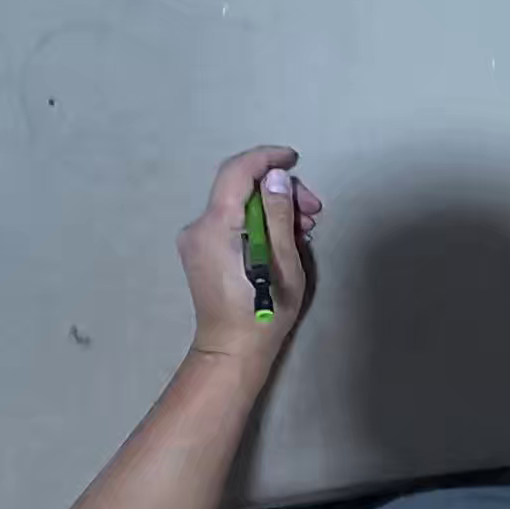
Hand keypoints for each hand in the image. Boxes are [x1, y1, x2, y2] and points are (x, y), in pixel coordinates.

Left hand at [178, 146, 322, 366]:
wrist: (232, 350)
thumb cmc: (264, 312)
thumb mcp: (284, 264)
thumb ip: (279, 216)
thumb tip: (276, 178)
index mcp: (217, 227)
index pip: (237, 172)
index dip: (267, 158)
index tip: (294, 159)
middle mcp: (198, 227)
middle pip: (239, 189)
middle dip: (279, 191)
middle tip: (313, 211)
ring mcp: (196, 240)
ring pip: (237, 206)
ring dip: (271, 209)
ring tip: (305, 229)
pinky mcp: (201, 251)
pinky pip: (231, 222)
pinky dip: (258, 222)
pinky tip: (283, 239)